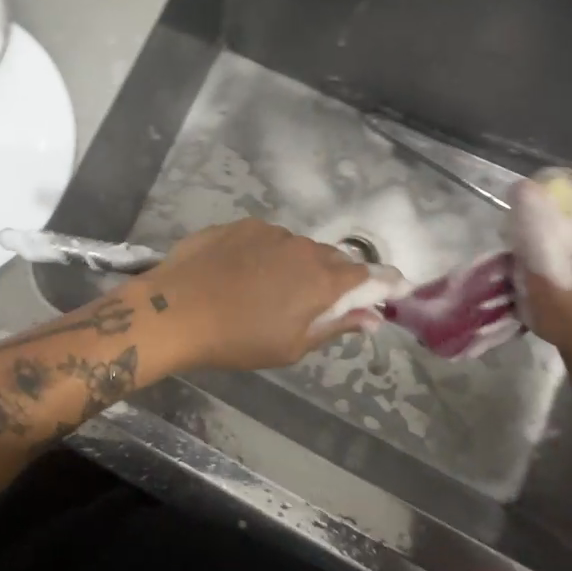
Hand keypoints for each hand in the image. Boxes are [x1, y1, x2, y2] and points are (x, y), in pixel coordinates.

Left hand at [127, 219, 391, 372]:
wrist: (174, 311)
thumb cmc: (237, 339)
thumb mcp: (292, 345)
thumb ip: (335, 326)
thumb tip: (372, 318)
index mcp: (321, 279)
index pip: (367, 276)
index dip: (384, 282)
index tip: (396, 287)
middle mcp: (300, 246)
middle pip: (331, 258)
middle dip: (337, 275)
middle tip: (328, 298)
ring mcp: (265, 231)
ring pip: (295, 246)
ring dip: (296, 263)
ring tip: (276, 289)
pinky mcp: (234, 225)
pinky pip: (263, 239)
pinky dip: (265, 254)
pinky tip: (245, 273)